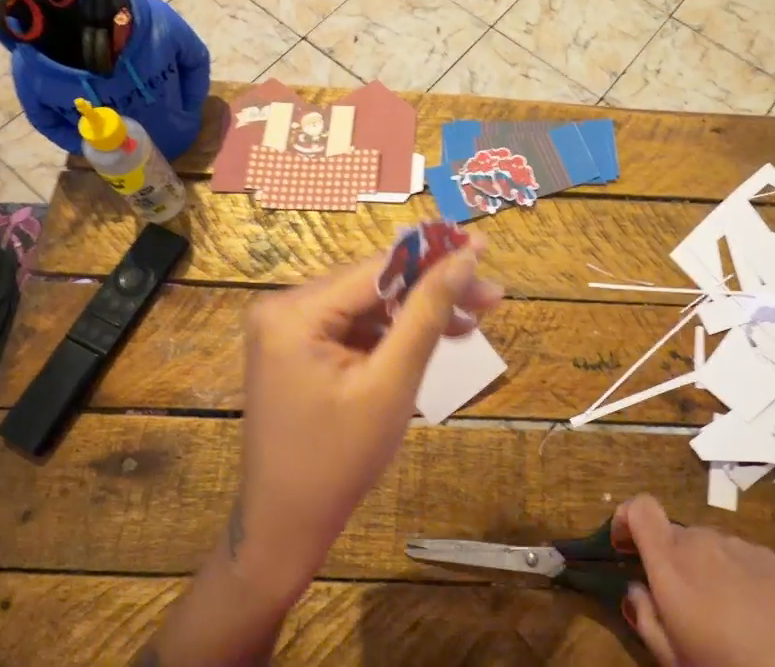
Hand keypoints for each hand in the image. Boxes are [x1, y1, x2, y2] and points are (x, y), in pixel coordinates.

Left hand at [232, 238, 503, 601]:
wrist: (286, 526)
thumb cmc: (340, 460)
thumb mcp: (392, 384)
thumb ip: (427, 315)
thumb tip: (464, 258)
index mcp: (294, 312)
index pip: (377, 269)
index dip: (435, 256)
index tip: (485, 249)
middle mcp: (283, 308)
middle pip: (373, 284)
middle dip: (432, 289)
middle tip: (491, 297)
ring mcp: (287, 329)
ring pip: (368, 305)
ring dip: (418, 312)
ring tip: (473, 321)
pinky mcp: (297, 349)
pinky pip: (354, 327)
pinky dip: (392, 334)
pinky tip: (434, 339)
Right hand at [615, 494, 774, 666]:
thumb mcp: (672, 657)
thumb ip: (645, 618)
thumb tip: (636, 590)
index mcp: (671, 562)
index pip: (640, 507)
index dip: (626, 519)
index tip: (623, 548)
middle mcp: (702, 542)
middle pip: (673, 532)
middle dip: (667, 559)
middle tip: (676, 604)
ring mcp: (738, 545)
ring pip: (706, 545)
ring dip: (701, 568)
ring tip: (717, 614)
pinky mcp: (770, 556)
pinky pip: (736, 555)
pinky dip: (731, 573)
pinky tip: (750, 612)